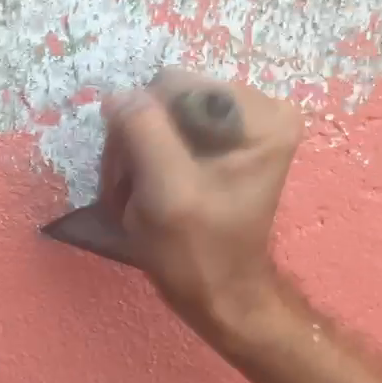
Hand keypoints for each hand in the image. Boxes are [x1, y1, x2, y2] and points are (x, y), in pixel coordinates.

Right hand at [100, 68, 303, 349]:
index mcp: (263, 116)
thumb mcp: (168, 191)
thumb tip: (119, 94)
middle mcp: (259, 109)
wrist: (218, 295)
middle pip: (167, 97)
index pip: (174, 86)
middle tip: (130, 188)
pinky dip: (145, 158)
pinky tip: (145, 188)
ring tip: (135, 194)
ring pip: (159, 113)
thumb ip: (145, 133)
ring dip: (136, 152)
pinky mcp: (223, 141)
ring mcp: (240, 124)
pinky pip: (166, 128)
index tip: (134, 175)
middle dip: (138, 140)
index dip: (143, 125)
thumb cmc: (197, 252)